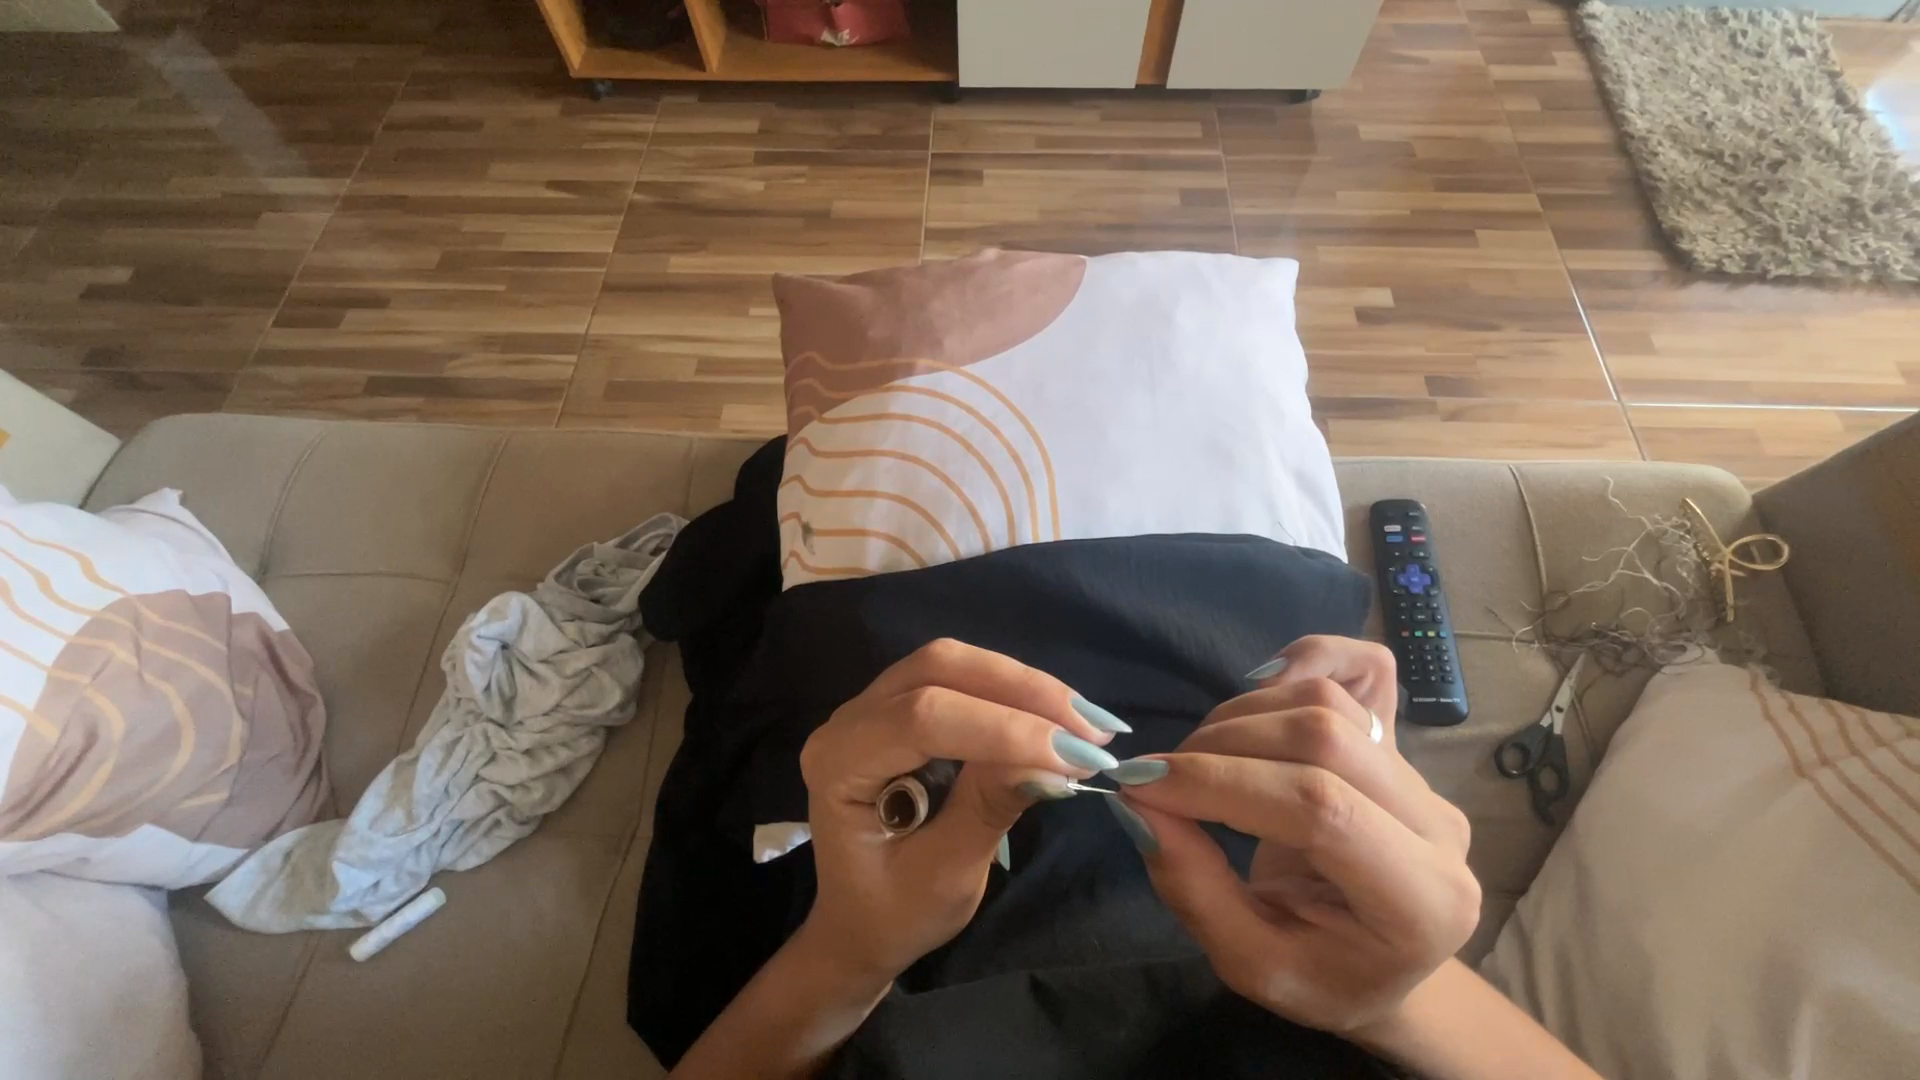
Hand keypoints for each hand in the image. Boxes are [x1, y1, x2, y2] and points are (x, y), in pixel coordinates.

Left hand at [797, 638, 1118, 981]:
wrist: (860, 920)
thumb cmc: (893, 912)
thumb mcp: (944, 875)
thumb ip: (989, 808)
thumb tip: (1056, 758)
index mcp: (838, 762)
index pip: (921, 719)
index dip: (1002, 729)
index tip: (1076, 757)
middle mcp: (848, 718)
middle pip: (938, 669)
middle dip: (1021, 691)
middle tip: (1092, 729)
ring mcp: (873, 704)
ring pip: (953, 663)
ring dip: (1024, 686)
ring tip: (1085, 721)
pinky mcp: (903, 704)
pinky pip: (960, 677)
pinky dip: (1013, 691)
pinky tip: (1055, 713)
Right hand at [1120, 635, 1477, 1034]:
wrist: (1382, 963)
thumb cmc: (1321, 974)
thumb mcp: (1249, 964)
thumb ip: (1194, 889)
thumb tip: (1138, 802)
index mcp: (1420, 900)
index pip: (1319, 808)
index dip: (1219, 782)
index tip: (1140, 784)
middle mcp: (1438, 826)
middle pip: (1322, 736)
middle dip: (1219, 746)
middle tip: (1160, 779)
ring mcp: (1424, 776)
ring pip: (1325, 700)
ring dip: (1239, 715)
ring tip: (1199, 756)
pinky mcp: (1403, 742)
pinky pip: (1366, 670)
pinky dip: (1305, 658)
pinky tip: (1261, 682)